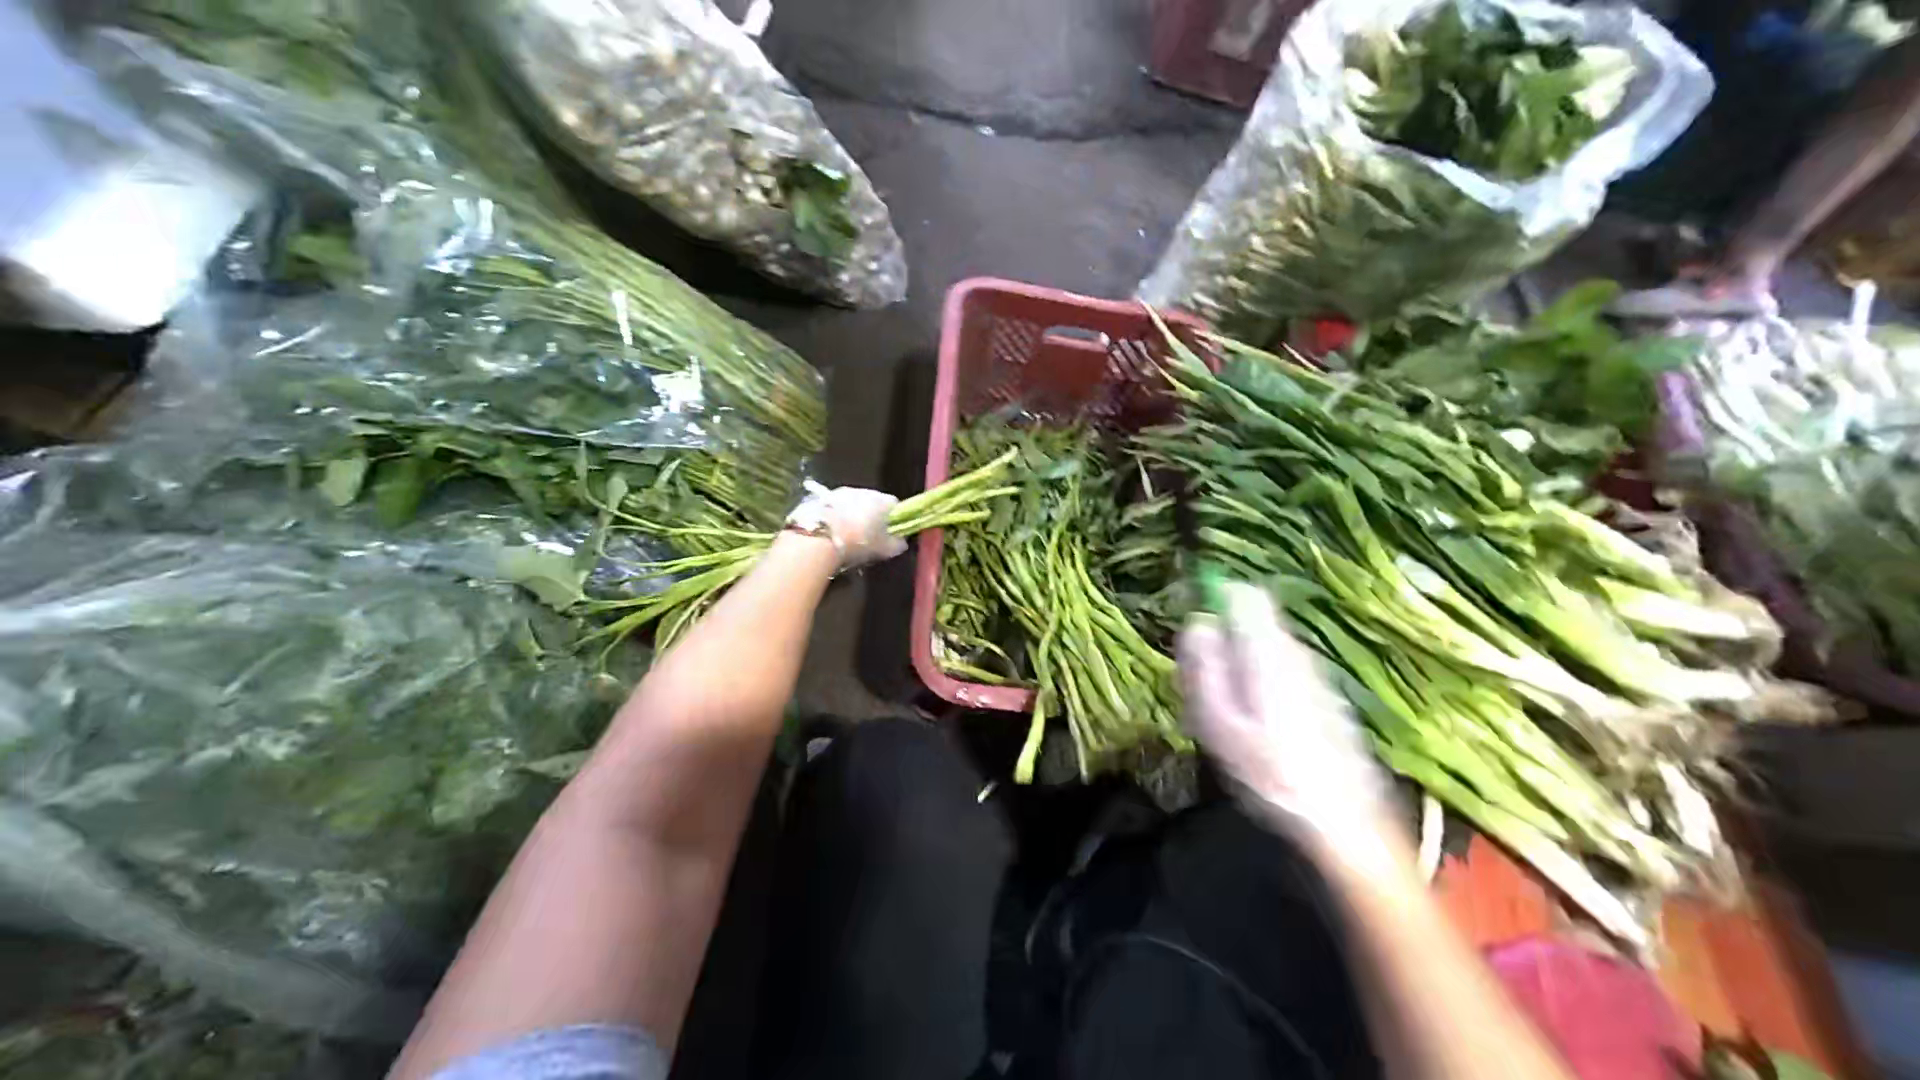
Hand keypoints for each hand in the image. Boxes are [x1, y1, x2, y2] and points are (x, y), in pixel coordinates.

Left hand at [784, 485, 907, 570]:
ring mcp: (842, 492)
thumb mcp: (885, 550)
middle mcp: (865, 491)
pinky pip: (836, 507)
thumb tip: (902, 541)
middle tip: (868, 536)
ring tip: (848, 535)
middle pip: (873, 502)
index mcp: (883, 500)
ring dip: (853, 515)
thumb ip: (898, 544)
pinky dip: (837, 516)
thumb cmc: (860, 542)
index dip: (894, 519)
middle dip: (872, 516)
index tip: (889, 532)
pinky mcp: (823, 497)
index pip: (895, 505)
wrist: (820, 537)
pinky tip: (833, 531)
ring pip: (853, 503)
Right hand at [1178, 583, 1400, 867]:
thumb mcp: (1218, 723)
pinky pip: (1283, 668)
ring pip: (1267, 645)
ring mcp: (1315, 673)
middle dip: (1225, 638)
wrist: (1344, 819)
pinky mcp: (1325, 694)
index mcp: (1267, 652)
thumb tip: (1197, 622)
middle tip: (1205, 683)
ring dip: (1242, 661)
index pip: (1244, 594)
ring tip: (1228, 712)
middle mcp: (1295, 652)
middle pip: (1254, 619)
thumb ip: (1204, 667)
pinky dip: (1263, 680)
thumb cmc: (1270, 772)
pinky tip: (1259, 726)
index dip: (1215, 598)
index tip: (1196, 627)